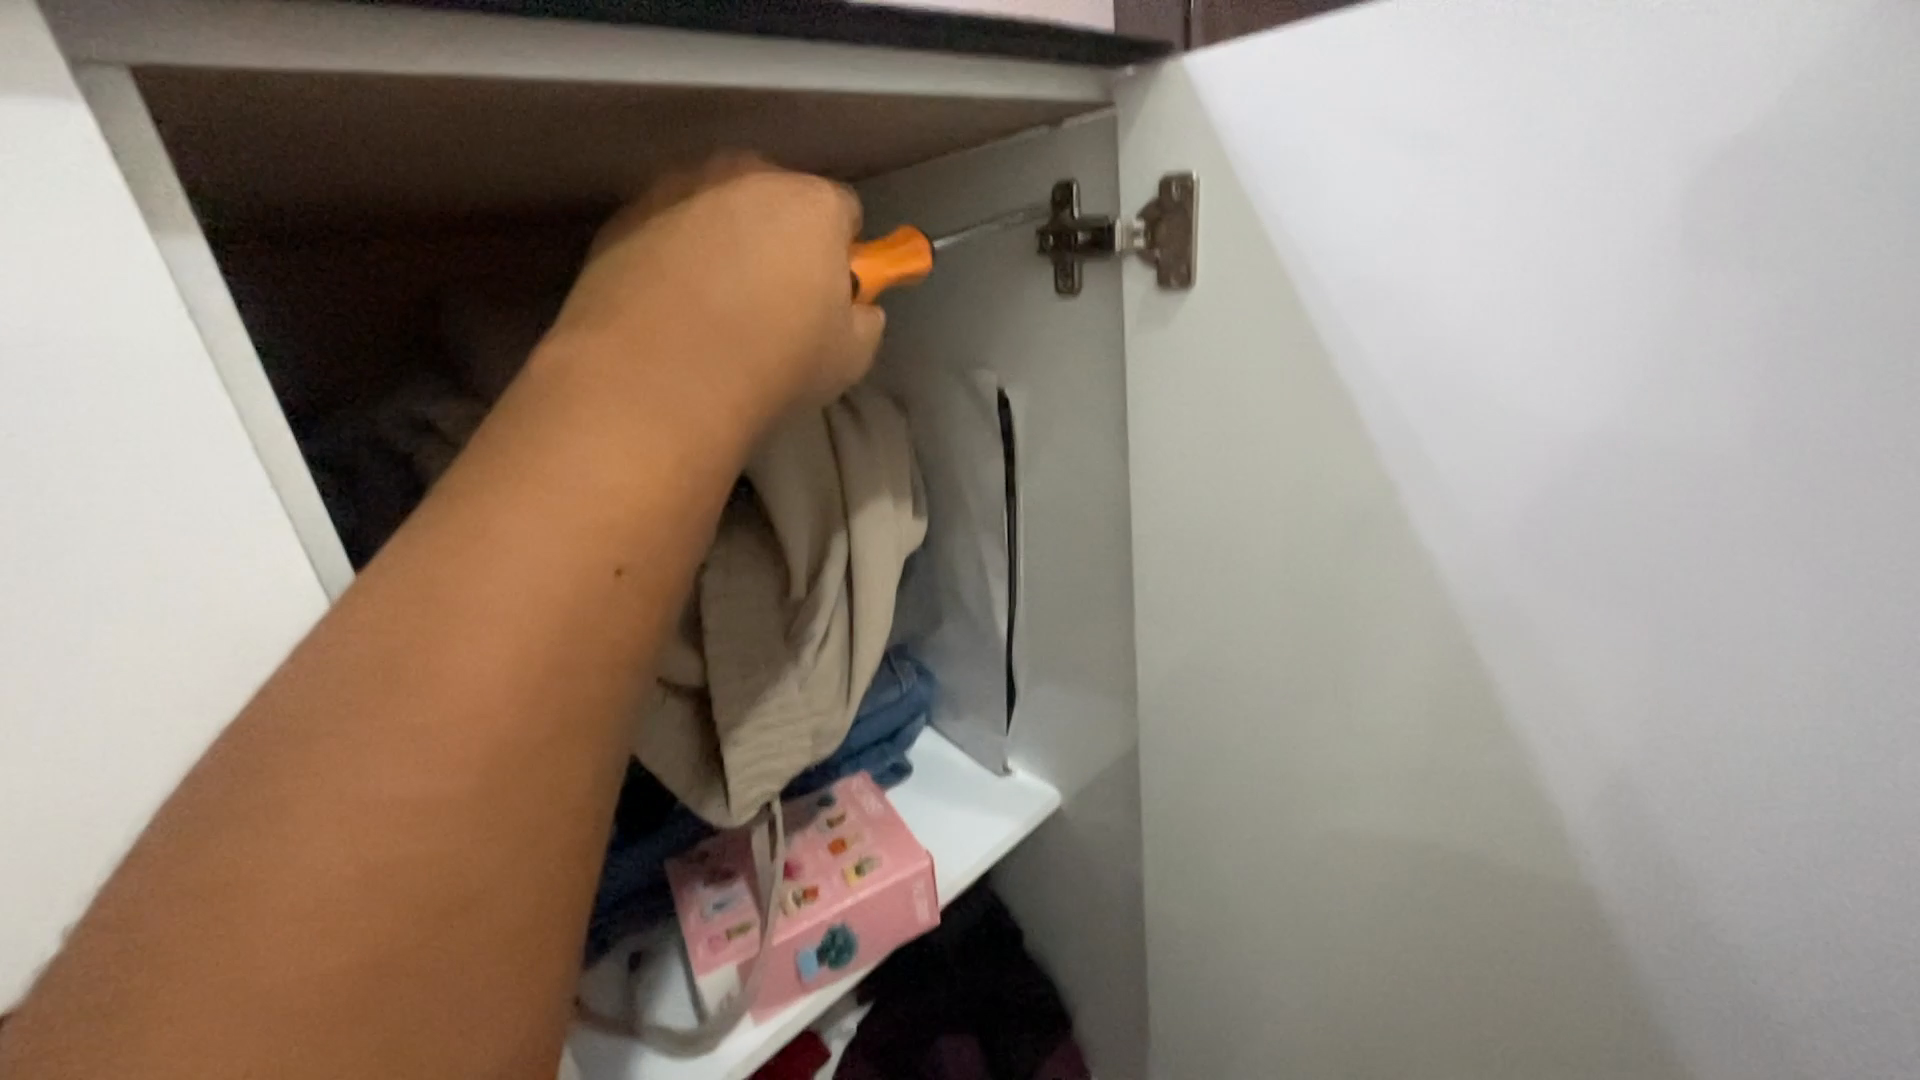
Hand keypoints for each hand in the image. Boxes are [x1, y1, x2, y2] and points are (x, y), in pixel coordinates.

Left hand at [537, 157, 885, 434]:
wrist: (656, 382)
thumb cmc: (772, 365)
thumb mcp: (851, 356)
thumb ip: (863, 317)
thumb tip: (855, 307)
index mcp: (810, 202)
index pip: (843, 211)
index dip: (842, 254)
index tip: (830, 294)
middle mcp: (744, 175)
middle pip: (776, 199)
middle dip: (780, 239)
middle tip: (772, 305)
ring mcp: (676, 191)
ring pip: (716, 210)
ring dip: (724, 245)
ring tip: (712, 313)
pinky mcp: (623, 217)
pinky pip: (666, 230)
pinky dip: (674, 258)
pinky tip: (670, 312)